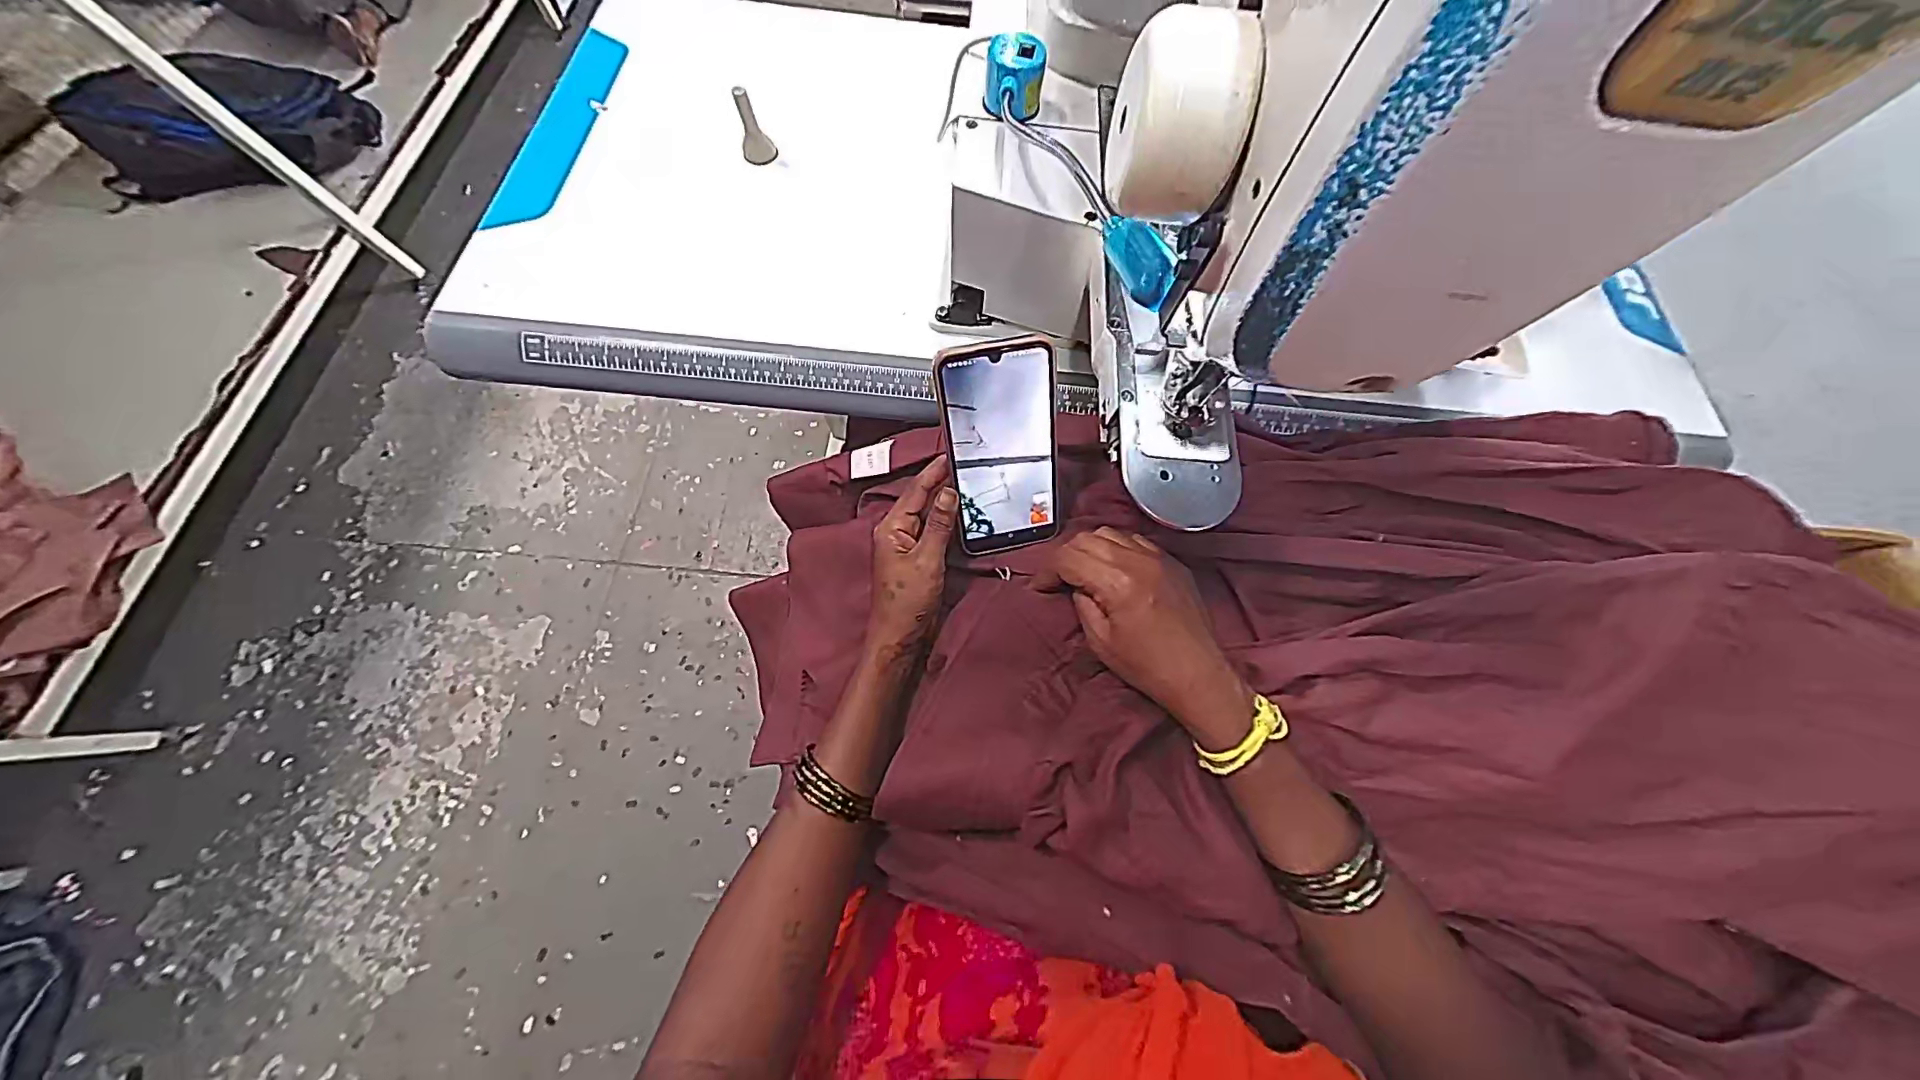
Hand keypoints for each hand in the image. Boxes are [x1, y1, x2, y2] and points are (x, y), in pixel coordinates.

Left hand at [868, 456, 957, 654]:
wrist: (900, 637)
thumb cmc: (905, 604)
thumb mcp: (926, 560)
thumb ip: (938, 524)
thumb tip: (947, 494)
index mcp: (891, 529)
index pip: (915, 492)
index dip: (933, 473)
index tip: (948, 456)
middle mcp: (896, 534)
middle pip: (921, 501)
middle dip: (940, 484)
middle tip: (962, 467)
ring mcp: (907, 547)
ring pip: (928, 516)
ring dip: (945, 503)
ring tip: (964, 486)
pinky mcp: (918, 559)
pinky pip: (933, 533)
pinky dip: (947, 523)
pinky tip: (959, 517)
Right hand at [1038, 527, 1251, 747]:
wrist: (1198, 674)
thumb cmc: (1148, 666)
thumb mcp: (1100, 641)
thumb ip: (1082, 604)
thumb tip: (1075, 586)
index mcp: (1118, 583)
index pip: (1069, 557)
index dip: (1048, 570)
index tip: (1042, 586)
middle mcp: (1139, 561)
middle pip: (1087, 538)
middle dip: (1066, 556)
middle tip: (1060, 578)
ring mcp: (1159, 558)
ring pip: (1110, 533)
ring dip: (1091, 548)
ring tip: (1086, 571)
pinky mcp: (1173, 563)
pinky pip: (1135, 541)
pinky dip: (1117, 548)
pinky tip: (1115, 569)